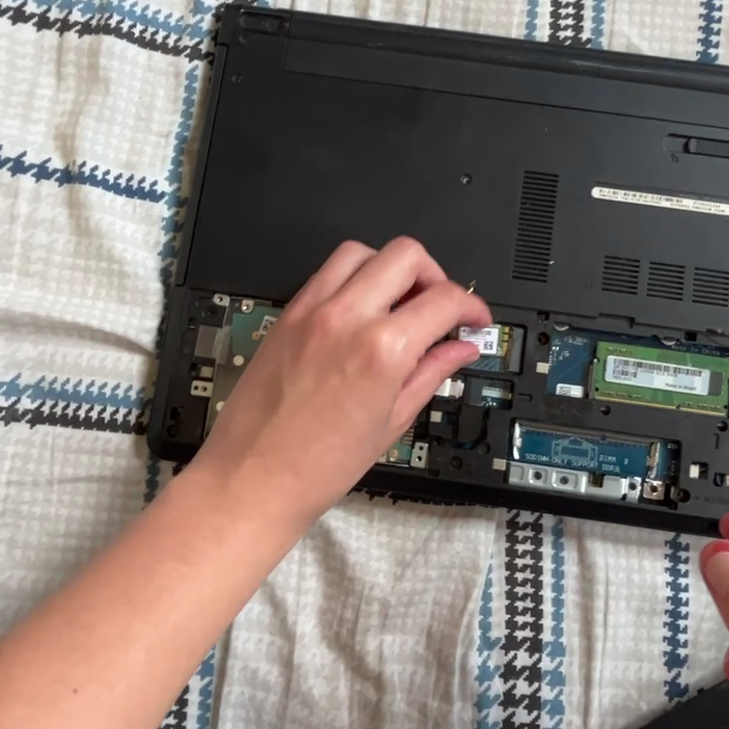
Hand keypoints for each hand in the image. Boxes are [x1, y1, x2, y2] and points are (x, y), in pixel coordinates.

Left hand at [191, 238, 490, 524]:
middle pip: (406, 255)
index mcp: (381, 350)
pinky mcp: (288, 314)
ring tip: (399, 303)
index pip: (444, 299)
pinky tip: (361, 312)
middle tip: (440, 307)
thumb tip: (460, 351)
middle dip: (436, 275)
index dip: (472, 306)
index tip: (474, 319)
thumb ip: (432, 373)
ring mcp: (311, 311)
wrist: (253, 478)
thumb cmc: (315, 466)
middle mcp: (346, 318)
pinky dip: (353, 279)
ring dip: (390, 268)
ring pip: (362, 251)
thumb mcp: (393, 422)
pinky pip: (326, 272)